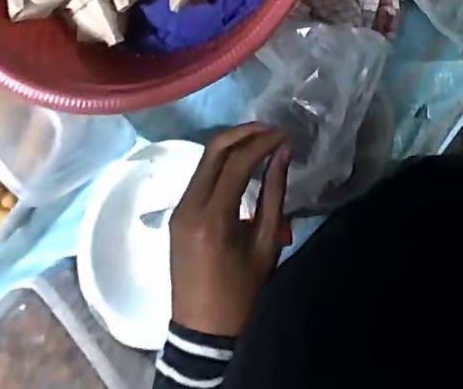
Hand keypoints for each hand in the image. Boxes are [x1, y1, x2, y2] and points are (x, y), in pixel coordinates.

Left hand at [169, 124, 291, 336]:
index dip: (262, 142)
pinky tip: (243, 161)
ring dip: (233, 144)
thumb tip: (283, 153)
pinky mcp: (177, 212)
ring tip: (262, 140)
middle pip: (213, 149)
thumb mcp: (265, 245)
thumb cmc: (241, 294)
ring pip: (205, 159)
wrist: (202, 333)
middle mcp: (189, 205)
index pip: (237, 162)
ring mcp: (179, 207)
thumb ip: (275, 195)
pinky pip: (200, 175)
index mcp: (211, 218)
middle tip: (271, 129)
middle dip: (244, 132)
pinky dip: (222, 161)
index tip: (285, 134)